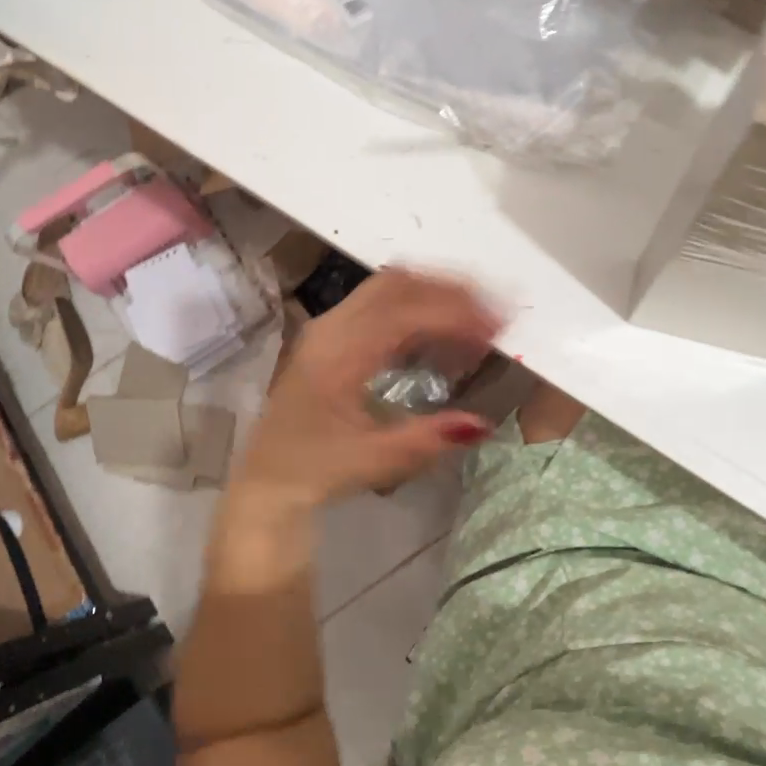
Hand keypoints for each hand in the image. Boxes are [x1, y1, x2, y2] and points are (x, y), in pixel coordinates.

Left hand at [234, 269, 503, 509]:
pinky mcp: (334, 336)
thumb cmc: (316, 471)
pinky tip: (445, 336)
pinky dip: (419, 309)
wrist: (268, 481)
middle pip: (399, 283)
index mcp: (338, 353)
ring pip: (391, 288)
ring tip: (478, 323)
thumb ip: (427, 439)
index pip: (404, 313)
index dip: (455, 313)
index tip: (497, 327)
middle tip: (495, 314)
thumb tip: (483, 423)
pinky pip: (382, 304)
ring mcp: (330, 327)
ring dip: (437, 296)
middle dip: (452, 292)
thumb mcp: (374, 461)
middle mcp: (332, 327)